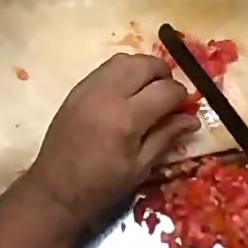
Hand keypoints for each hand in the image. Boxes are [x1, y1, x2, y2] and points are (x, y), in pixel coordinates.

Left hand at [15, 53, 199, 230]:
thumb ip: (167, 136)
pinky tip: (126, 91)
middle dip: (164, 74)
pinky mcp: (77, 87)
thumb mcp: (140, 167)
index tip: (184, 106)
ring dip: (142, 68)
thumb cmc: (101, 185)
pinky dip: (122, 71)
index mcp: (127, 119)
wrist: (55, 188)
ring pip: (124, 59)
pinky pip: (106, 67)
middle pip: (146, 64)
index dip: (181, 95)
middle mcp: (108, 94)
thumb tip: (192, 118)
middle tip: (168, 93)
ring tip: (148, 89)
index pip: (166, 90)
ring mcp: (89, 87)